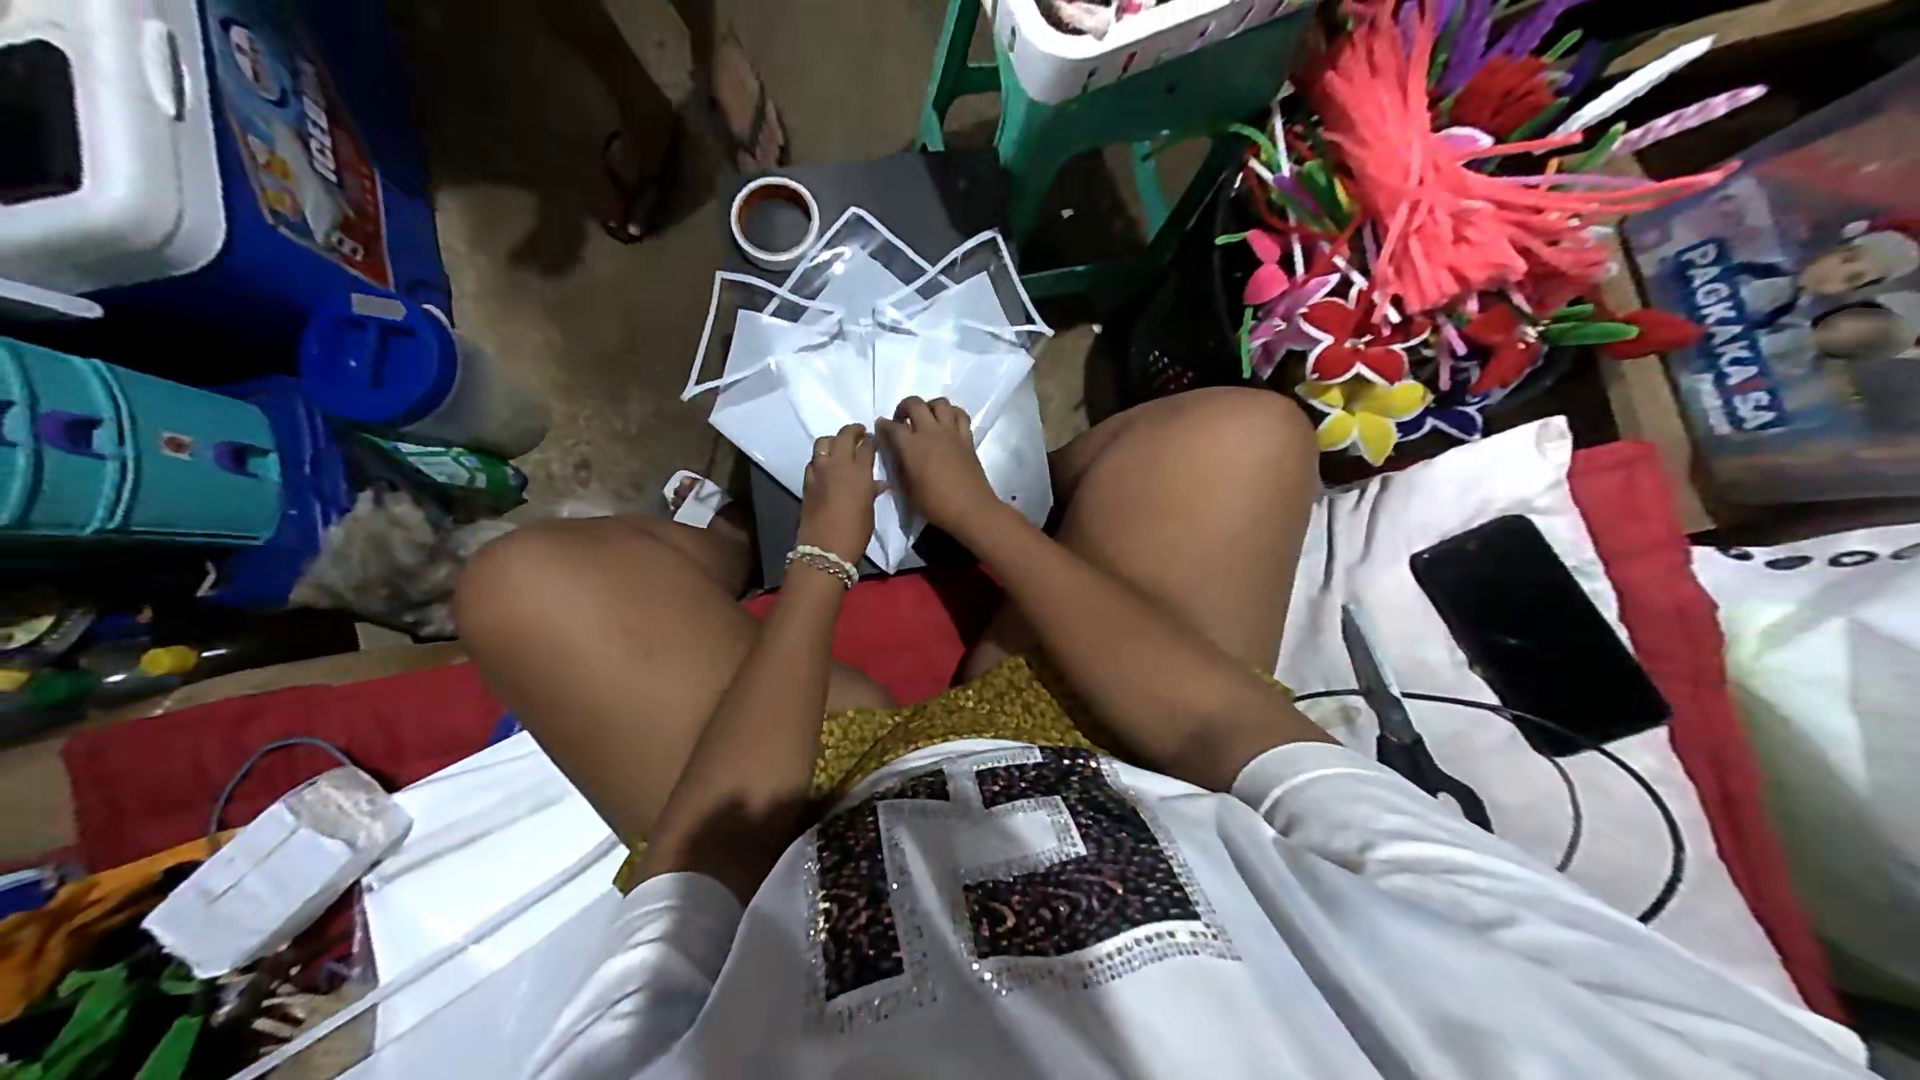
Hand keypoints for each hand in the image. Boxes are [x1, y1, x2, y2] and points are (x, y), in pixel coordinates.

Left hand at [798, 423, 881, 562]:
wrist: (825, 547)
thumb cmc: (856, 531)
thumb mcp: (869, 509)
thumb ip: (872, 491)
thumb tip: (878, 483)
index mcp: (859, 471)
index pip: (867, 445)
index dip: (872, 440)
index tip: (875, 440)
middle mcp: (838, 465)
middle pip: (844, 435)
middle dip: (853, 431)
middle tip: (860, 434)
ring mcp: (819, 471)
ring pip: (824, 442)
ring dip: (833, 440)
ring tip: (840, 447)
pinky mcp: (807, 481)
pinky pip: (814, 461)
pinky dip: (821, 458)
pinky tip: (826, 466)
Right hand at [876, 397, 1001, 534]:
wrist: (970, 509)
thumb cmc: (935, 504)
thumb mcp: (908, 490)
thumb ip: (901, 468)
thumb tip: (898, 455)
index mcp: (911, 446)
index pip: (892, 427)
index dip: (883, 425)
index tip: (881, 427)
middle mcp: (930, 432)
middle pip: (914, 404)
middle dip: (903, 407)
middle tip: (902, 419)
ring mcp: (951, 433)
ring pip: (940, 403)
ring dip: (929, 406)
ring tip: (926, 418)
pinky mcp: (967, 438)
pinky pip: (960, 415)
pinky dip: (952, 414)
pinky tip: (948, 423)